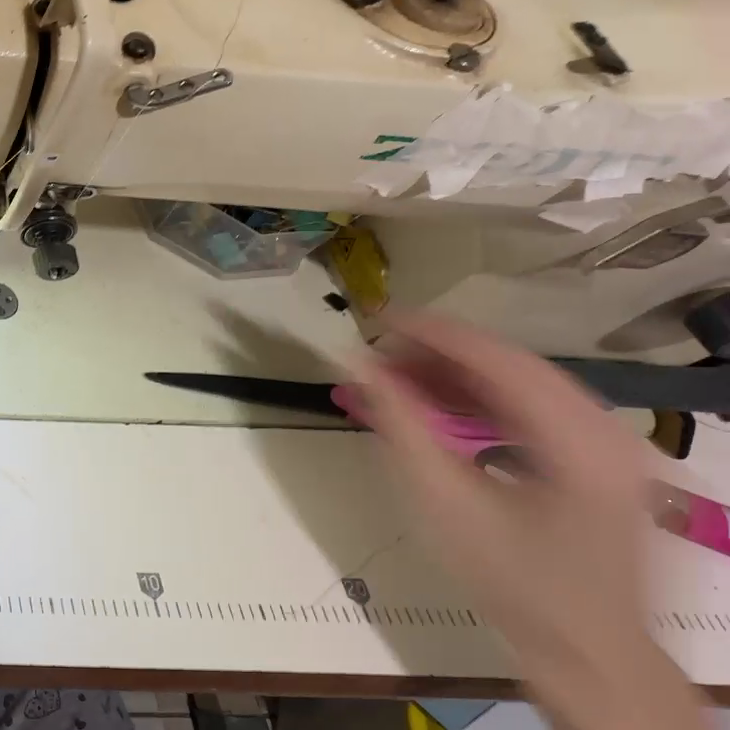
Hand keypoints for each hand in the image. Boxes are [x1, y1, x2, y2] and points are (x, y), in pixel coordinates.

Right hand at [357, 313, 705, 729]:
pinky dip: (483, 399)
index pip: (497, 358)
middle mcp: (607, 432)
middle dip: (439, 352)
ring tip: (397, 377)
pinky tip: (440, 406)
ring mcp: (612, 447)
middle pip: (513, 365)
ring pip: (524, 383)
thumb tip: (354, 361)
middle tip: (376, 352)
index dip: (431, 331)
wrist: (584, 650)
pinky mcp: (603, 462)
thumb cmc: (508, 578)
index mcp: (578, 440)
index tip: (373, 316)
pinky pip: (536, 408)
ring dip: (457, 374)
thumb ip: (396, 421)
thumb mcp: (440, 499)